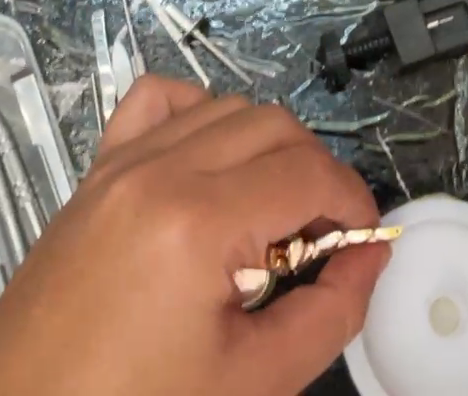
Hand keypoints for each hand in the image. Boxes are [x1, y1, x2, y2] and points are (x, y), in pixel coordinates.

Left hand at [0, 77, 388, 395]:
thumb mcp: (251, 382)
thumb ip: (328, 314)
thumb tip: (368, 256)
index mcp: (198, 221)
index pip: (308, 174)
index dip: (353, 202)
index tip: (361, 242)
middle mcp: (161, 168)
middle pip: (275, 126)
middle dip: (316, 173)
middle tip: (318, 239)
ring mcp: (124, 159)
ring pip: (227, 106)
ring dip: (268, 147)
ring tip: (269, 212)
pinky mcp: (100, 165)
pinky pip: (159, 99)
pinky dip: (201, 112)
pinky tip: (210, 161)